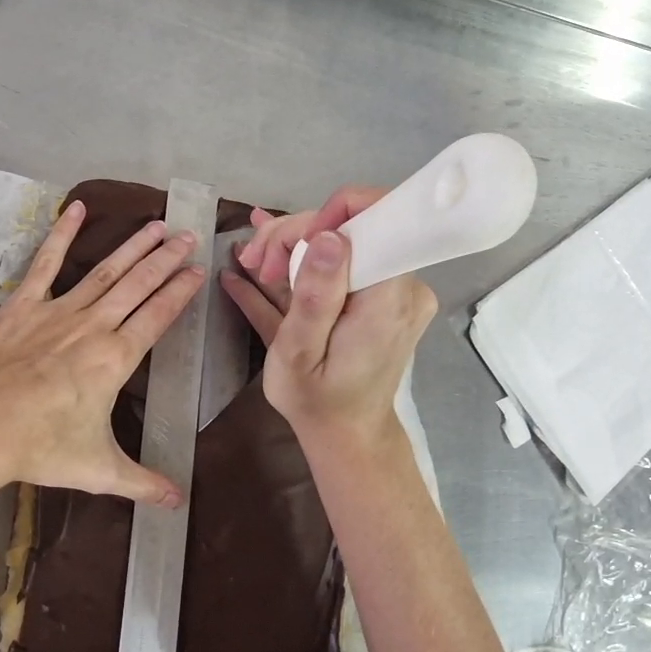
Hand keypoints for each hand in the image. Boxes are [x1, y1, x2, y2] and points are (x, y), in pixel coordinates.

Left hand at [0, 200, 203, 505]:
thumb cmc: (40, 449)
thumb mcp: (99, 470)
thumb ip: (142, 483)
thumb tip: (178, 502)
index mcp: (115, 359)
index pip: (158, 315)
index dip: (180, 292)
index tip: (198, 271)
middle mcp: (92, 326)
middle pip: (137, 285)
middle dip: (165, 260)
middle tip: (187, 236)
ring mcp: (56, 312)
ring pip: (104, 271)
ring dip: (132, 247)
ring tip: (155, 224)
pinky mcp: (22, 307)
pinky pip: (45, 264)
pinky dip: (62, 235)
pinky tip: (77, 208)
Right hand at [222, 190, 437, 445]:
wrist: (344, 435)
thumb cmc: (317, 401)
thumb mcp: (299, 353)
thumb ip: (316, 295)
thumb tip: (329, 235)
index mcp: (388, 296)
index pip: (375, 218)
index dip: (327, 216)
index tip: (286, 245)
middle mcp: (400, 286)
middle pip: (349, 231)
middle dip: (294, 237)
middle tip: (254, 263)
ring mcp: (390, 292)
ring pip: (340, 247)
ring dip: (292, 250)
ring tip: (250, 264)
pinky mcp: (377, 300)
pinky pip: (343, 268)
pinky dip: (307, 264)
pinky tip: (266, 255)